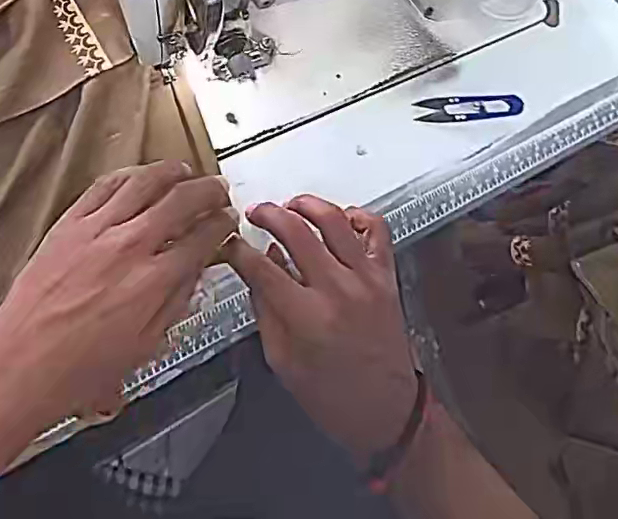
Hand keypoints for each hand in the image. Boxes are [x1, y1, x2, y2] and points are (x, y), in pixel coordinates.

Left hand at [0, 163, 236, 491]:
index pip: (202, 237)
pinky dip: (128, 175)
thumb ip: (176, 302)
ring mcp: (98, 229)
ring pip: (145, 182)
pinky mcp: (70, 222)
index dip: (221, 223)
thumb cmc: (78, 368)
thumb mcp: (144, 346)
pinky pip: (105, 185)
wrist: (21, 363)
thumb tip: (196, 271)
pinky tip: (139, 175)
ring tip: (184, 171)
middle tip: (216, 188)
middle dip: (208, 190)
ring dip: (172, 172)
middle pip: (181, 200)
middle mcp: (129, 247)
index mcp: (152, 282)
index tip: (226, 219)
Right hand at [225, 197, 418, 459]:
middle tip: (255, 213)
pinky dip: (356, 215)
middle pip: (295, 230)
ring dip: (306, 204)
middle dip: (267, 214)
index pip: (261, 267)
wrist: (389, 414)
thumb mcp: (281, 361)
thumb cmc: (332, 396)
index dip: (237, 249)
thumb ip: (265, 308)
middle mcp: (337, 291)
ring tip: (290, 206)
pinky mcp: (387, 276)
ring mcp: (366, 280)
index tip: (229, 242)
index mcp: (307, 319)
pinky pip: (375, 228)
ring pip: (334, 220)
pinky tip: (337, 219)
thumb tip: (257, 265)